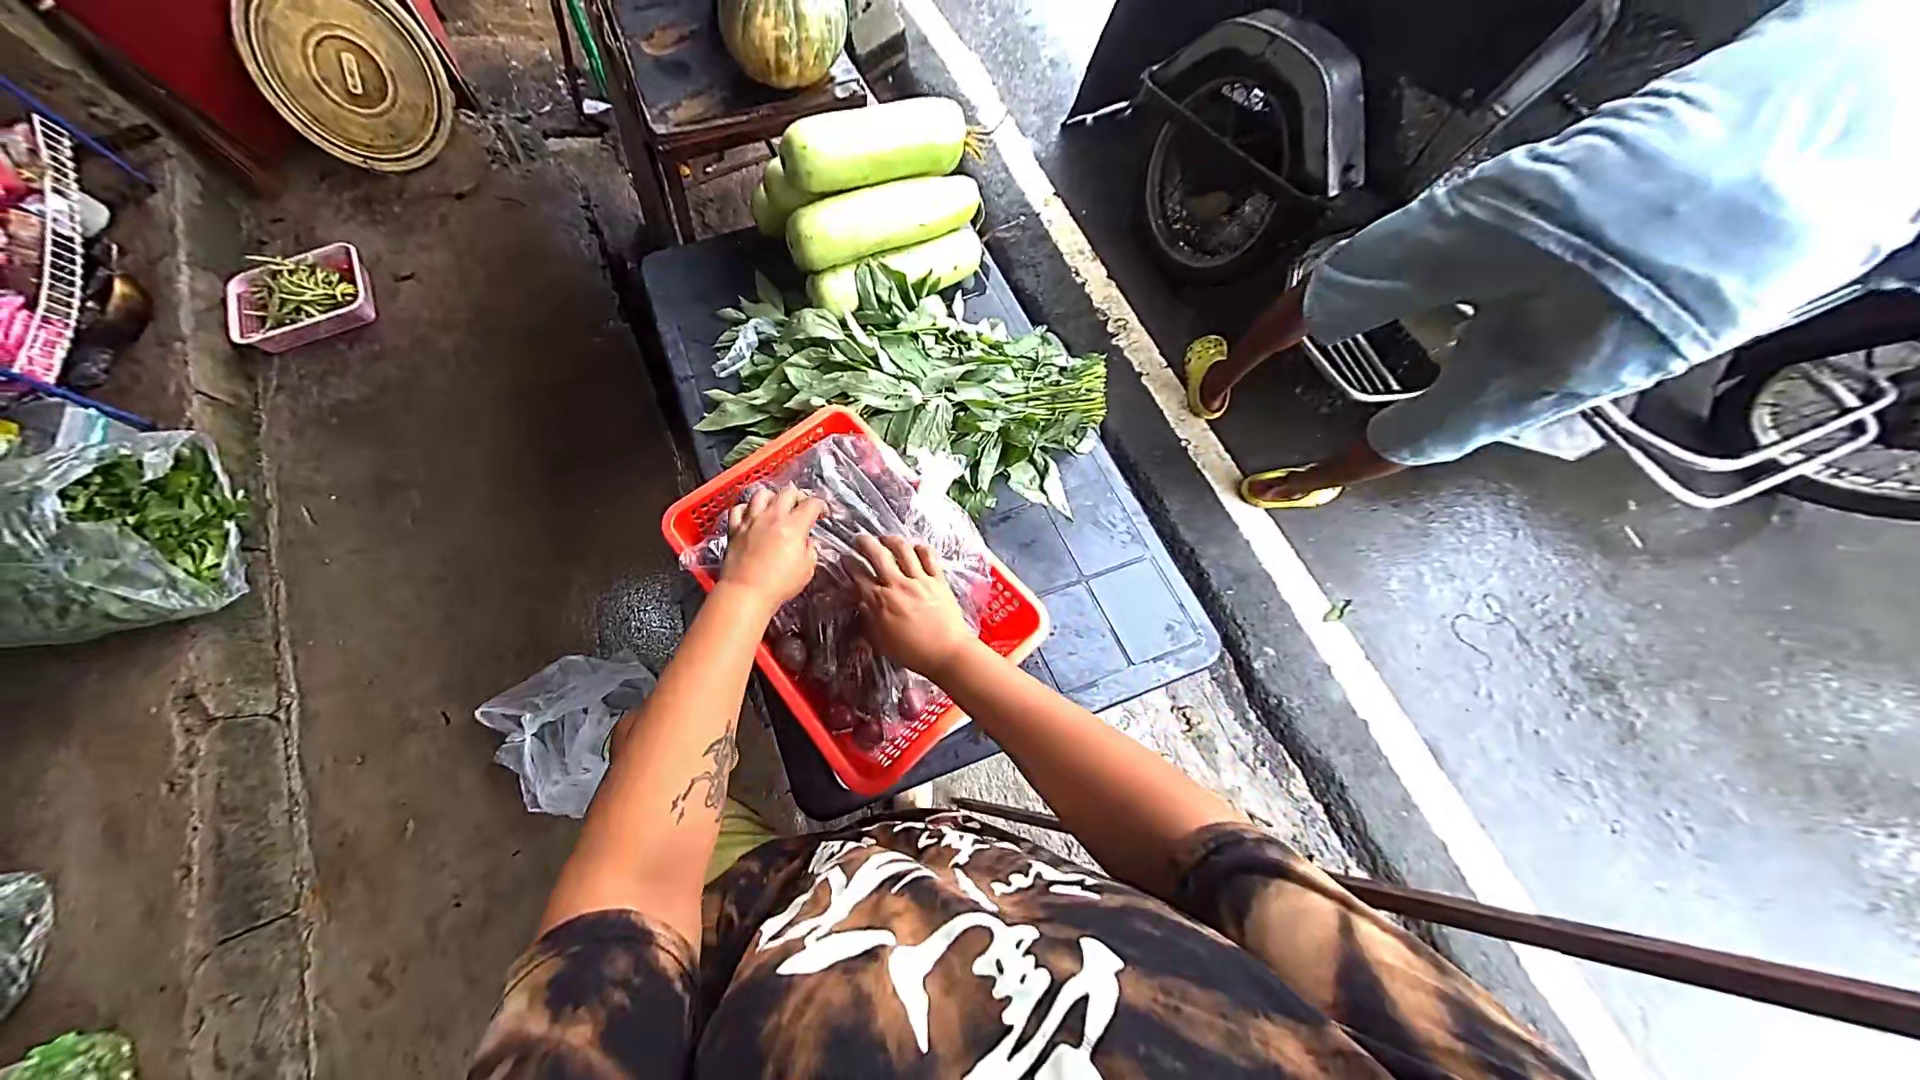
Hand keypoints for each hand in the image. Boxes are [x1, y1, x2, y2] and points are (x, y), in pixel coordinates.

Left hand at [720, 486, 825, 608]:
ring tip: (776, 506)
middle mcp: (772, 517)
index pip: (811, 504)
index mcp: (794, 526)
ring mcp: (751, 521)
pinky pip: (739, 509)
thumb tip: (808, 542)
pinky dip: (747, 508)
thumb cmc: (778, 584)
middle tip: (802, 507)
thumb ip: (810, 551)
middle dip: (799, 496)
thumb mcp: (806, 569)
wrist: (746, 592)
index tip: (822, 513)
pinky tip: (752, 515)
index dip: (821, 505)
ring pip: (762, 493)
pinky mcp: (735, 529)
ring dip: (773, 496)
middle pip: (788, 491)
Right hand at [850, 535, 979, 678]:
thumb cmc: (911, 652)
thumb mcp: (880, 641)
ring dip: (891, 539)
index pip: (858, 574)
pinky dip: (920, 548)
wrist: (946, 652)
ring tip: (885, 538)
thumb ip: (868, 619)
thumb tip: (861, 604)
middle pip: (877, 554)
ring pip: (902, 549)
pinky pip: (929, 556)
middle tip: (860, 539)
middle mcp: (897, 585)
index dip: (848, 563)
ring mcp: (919, 580)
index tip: (845, 558)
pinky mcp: (938, 580)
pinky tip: (915, 547)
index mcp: (879, 601)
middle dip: (864, 542)